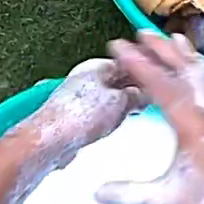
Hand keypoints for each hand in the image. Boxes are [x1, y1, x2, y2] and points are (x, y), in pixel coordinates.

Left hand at [4, 57, 144, 180]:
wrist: (51, 140)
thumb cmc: (76, 117)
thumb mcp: (119, 103)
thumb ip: (134, 96)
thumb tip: (143, 94)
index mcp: (94, 69)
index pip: (124, 64)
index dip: (140, 71)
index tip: (153, 80)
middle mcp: (83, 79)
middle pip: (113, 80)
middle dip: (130, 89)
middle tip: (145, 99)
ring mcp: (75, 98)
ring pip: (103, 97)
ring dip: (117, 105)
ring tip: (129, 114)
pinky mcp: (71, 116)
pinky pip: (94, 113)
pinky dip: (104, 118)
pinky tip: (108, 127)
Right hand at [95, 32, 203, 203]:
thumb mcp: (167, 200)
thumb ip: (130, 194)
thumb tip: (97, 193)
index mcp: (192, 125)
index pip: (159, 84)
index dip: (137, 63)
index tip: (119, 45)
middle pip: (183, 70)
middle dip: (161, 49)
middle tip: (142, 32)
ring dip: (187, 55)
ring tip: (176, 39)